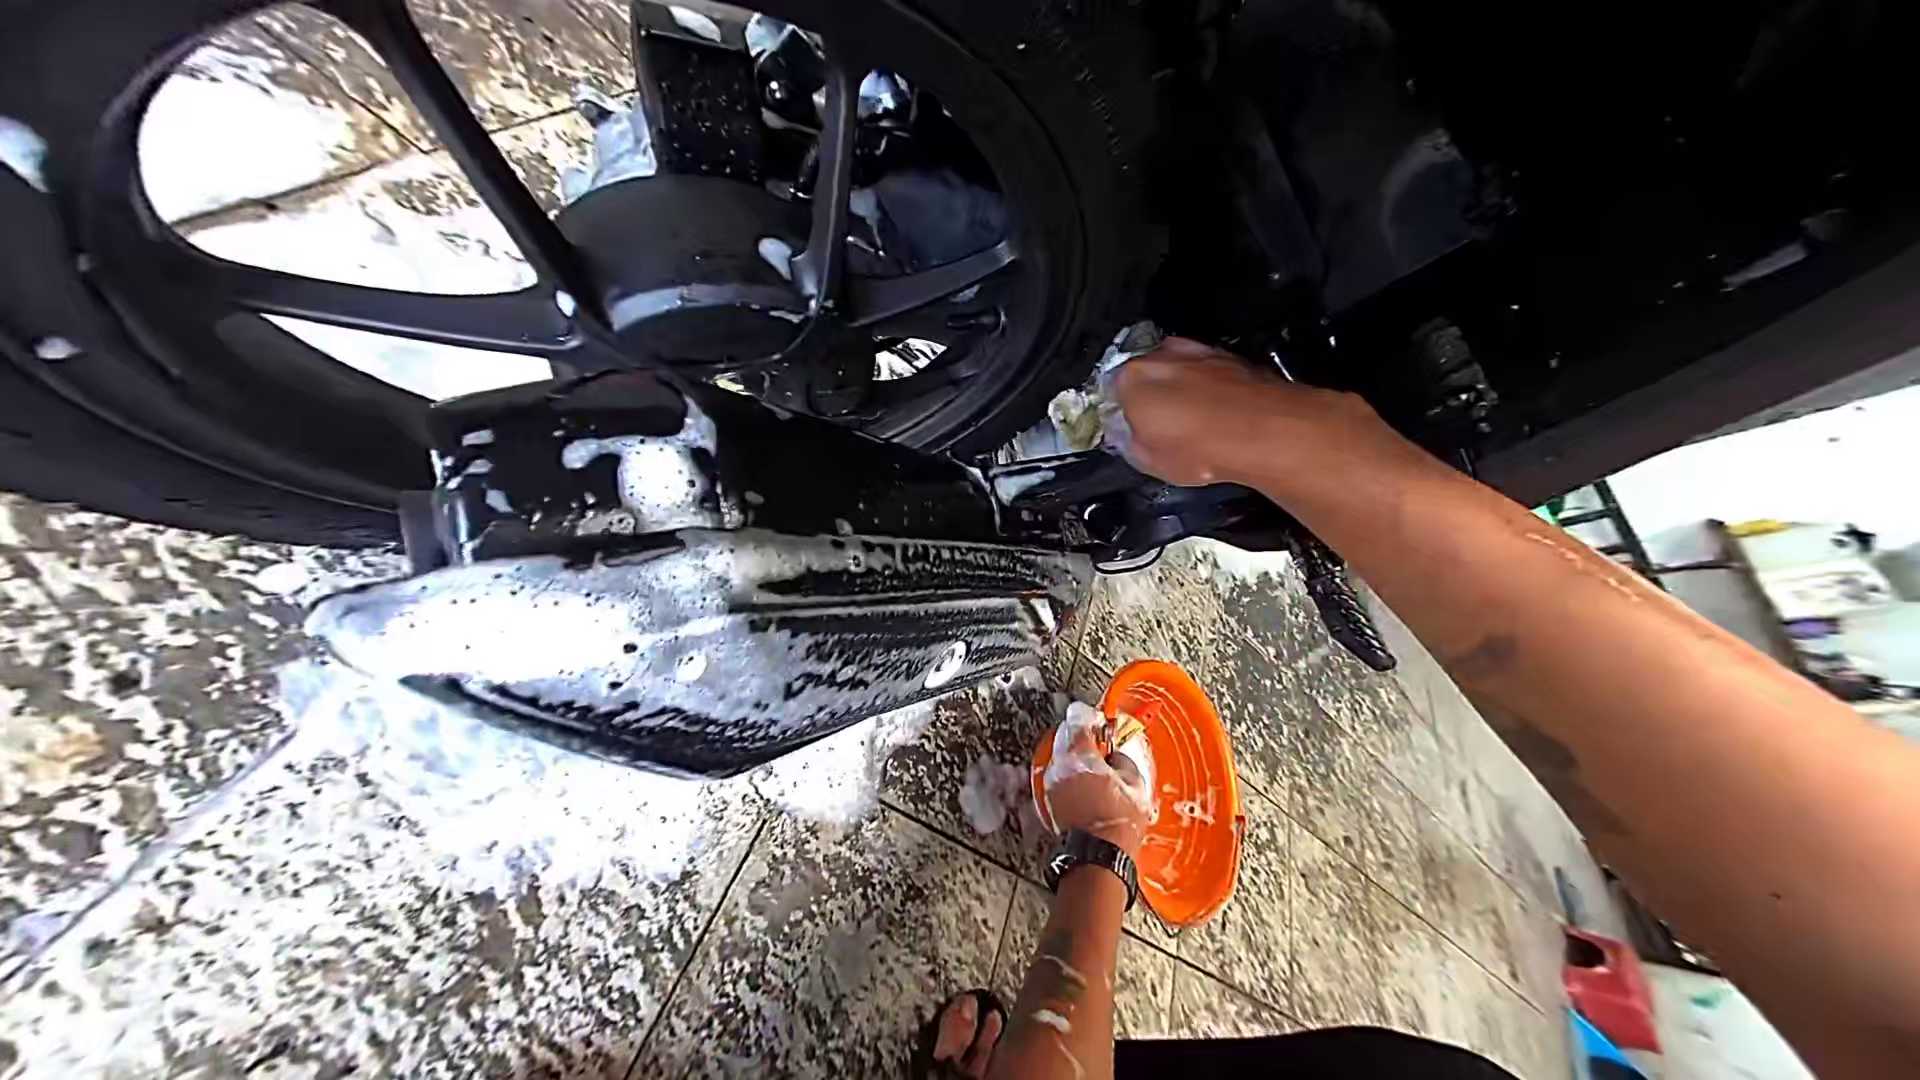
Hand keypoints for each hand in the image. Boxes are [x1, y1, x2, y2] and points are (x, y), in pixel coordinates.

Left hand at [1042, 703, 1152, 856]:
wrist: (1099, 856)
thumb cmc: (1118, 822)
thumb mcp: (1134, 784)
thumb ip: (1122, 760)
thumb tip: (1114, 754)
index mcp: (1079, 755)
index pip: (1077, 718)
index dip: (1091, 715)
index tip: (1101, 720)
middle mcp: (1060, 764)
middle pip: (1065, 733)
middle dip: (1082, 733)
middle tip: (1101, 743)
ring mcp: (1052, 782)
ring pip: (1060, 754)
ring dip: (1076, 754)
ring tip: (1097, 767)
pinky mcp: (1050, 798)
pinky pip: (1059, 774)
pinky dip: (1071, 772)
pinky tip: (1088, 784)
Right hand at [1111, 336, 1378, 486]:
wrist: (1265, 433)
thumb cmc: (1206, 444)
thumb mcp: (1146, 459)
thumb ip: (1128, 440)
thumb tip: (1129, 438)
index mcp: (1131, 377)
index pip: (1112, 390)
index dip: (1121, 413)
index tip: (1128, 430)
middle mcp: (1164, 356)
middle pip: (1146, 374)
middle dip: (1150, 397)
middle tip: (1158, 429)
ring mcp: (1200, 354)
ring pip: (1179, 370)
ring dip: (1181, 391)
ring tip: (1191, 426)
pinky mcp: (1233, 359)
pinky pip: (1210, 374)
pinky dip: (1211, 390)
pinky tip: (1217, 418)